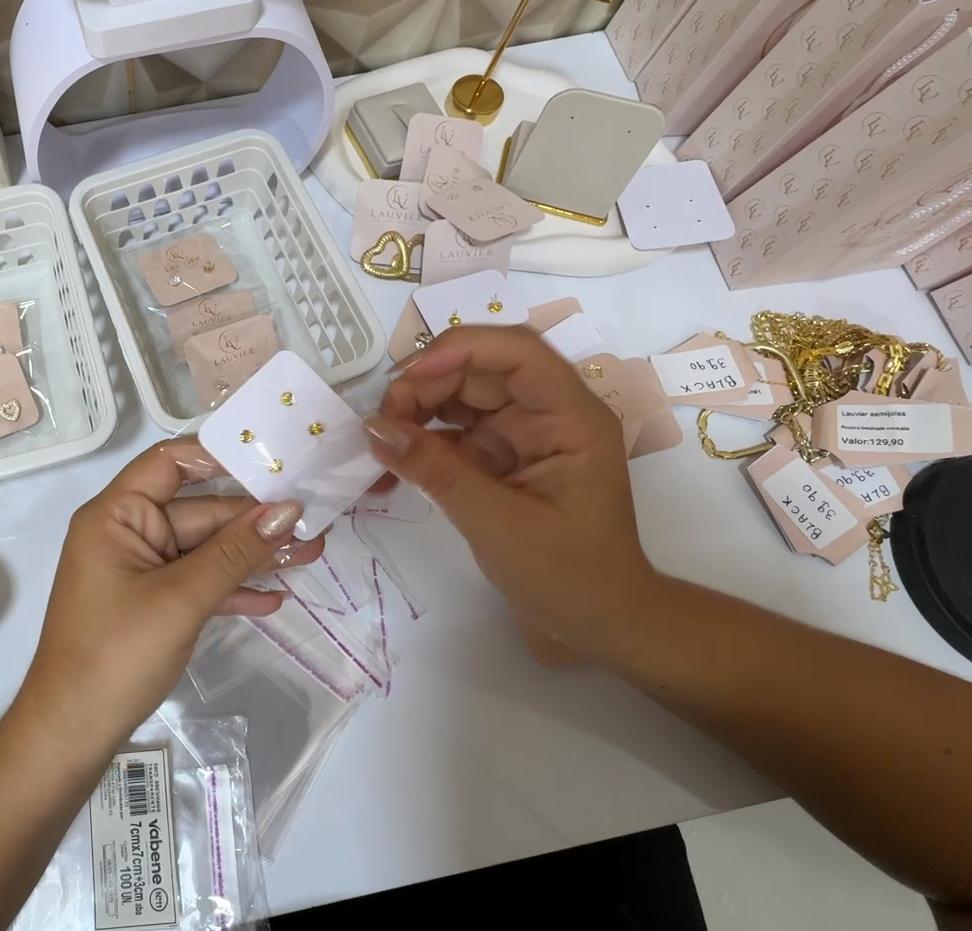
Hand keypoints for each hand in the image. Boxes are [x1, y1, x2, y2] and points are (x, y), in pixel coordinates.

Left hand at [8, 440, 323, 764]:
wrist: (71, 733)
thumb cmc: (116, 654)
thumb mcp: (180, 599)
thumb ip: (235, 553)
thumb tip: (288, 511)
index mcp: (117, 515)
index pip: (170, 462)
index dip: (220, 456)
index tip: (273, 460)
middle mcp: (127, 533)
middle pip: (198, 510)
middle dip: (254, 519)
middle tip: (315, 519)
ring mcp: (140, 570)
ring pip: (204, 550)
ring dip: (253, 556)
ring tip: (312, 553)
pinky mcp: (152, 604)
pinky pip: (198, 584)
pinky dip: (231, 590)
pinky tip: (275, 598)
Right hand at [364, 327, 659, 657]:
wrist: (597, 623)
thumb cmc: (569, 576)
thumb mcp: (498, 524)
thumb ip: (436, 471)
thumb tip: (374, 428)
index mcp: (570, 417)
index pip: (517, 352)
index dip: (460, 349)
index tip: (405, 379)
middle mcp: (544, 413)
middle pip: (476, 370)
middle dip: (422, 388)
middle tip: (378, 427)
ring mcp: (518, 434)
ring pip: (456, 397)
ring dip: (412, 414)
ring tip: (377, 449)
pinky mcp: (495, 458)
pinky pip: (448, 434)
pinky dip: (416, 446)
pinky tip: (387, 469)